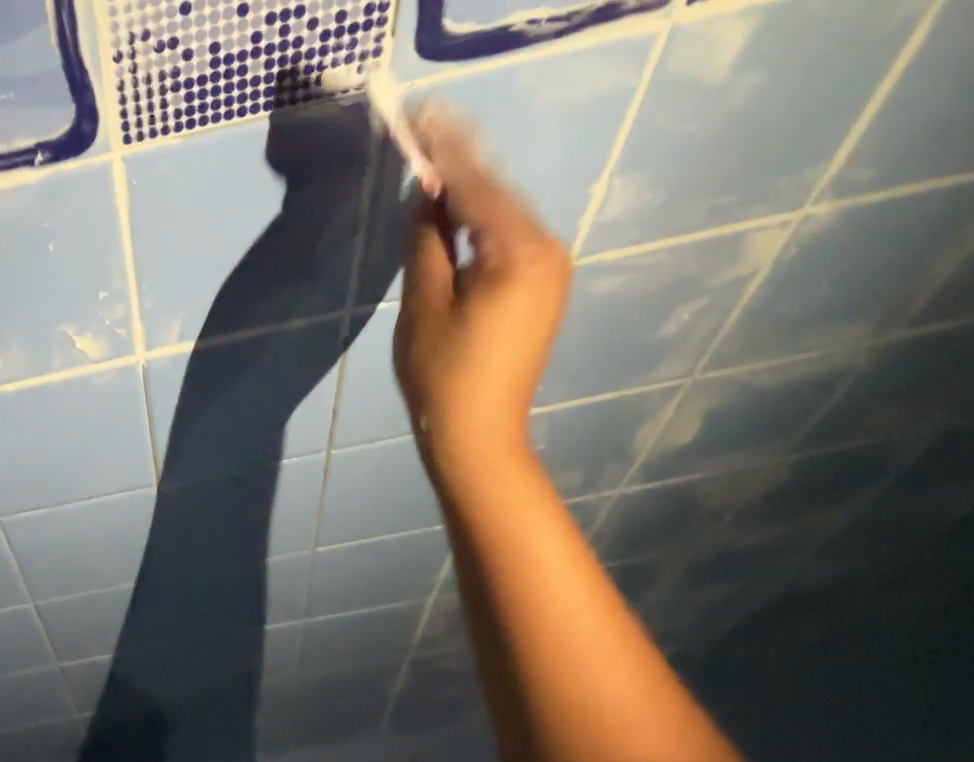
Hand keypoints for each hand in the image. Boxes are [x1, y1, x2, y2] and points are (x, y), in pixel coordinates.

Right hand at [394, 105, 571, 475]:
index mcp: (518, 251)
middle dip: (458, 165)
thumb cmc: (442, 374)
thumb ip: (425, 240)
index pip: (474, 185)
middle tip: (424, 131)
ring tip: (432, 166)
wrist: (479, 433)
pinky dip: (481, 223)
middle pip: (495, 193)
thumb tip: (422, 193)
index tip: (421, 115)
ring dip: (468, 193)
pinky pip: (510, 239)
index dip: (443, 151)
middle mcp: (548, 249)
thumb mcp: (422, 304)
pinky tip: (454, 213)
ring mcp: (553, 269)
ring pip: (503, 214)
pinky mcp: (546, 287)